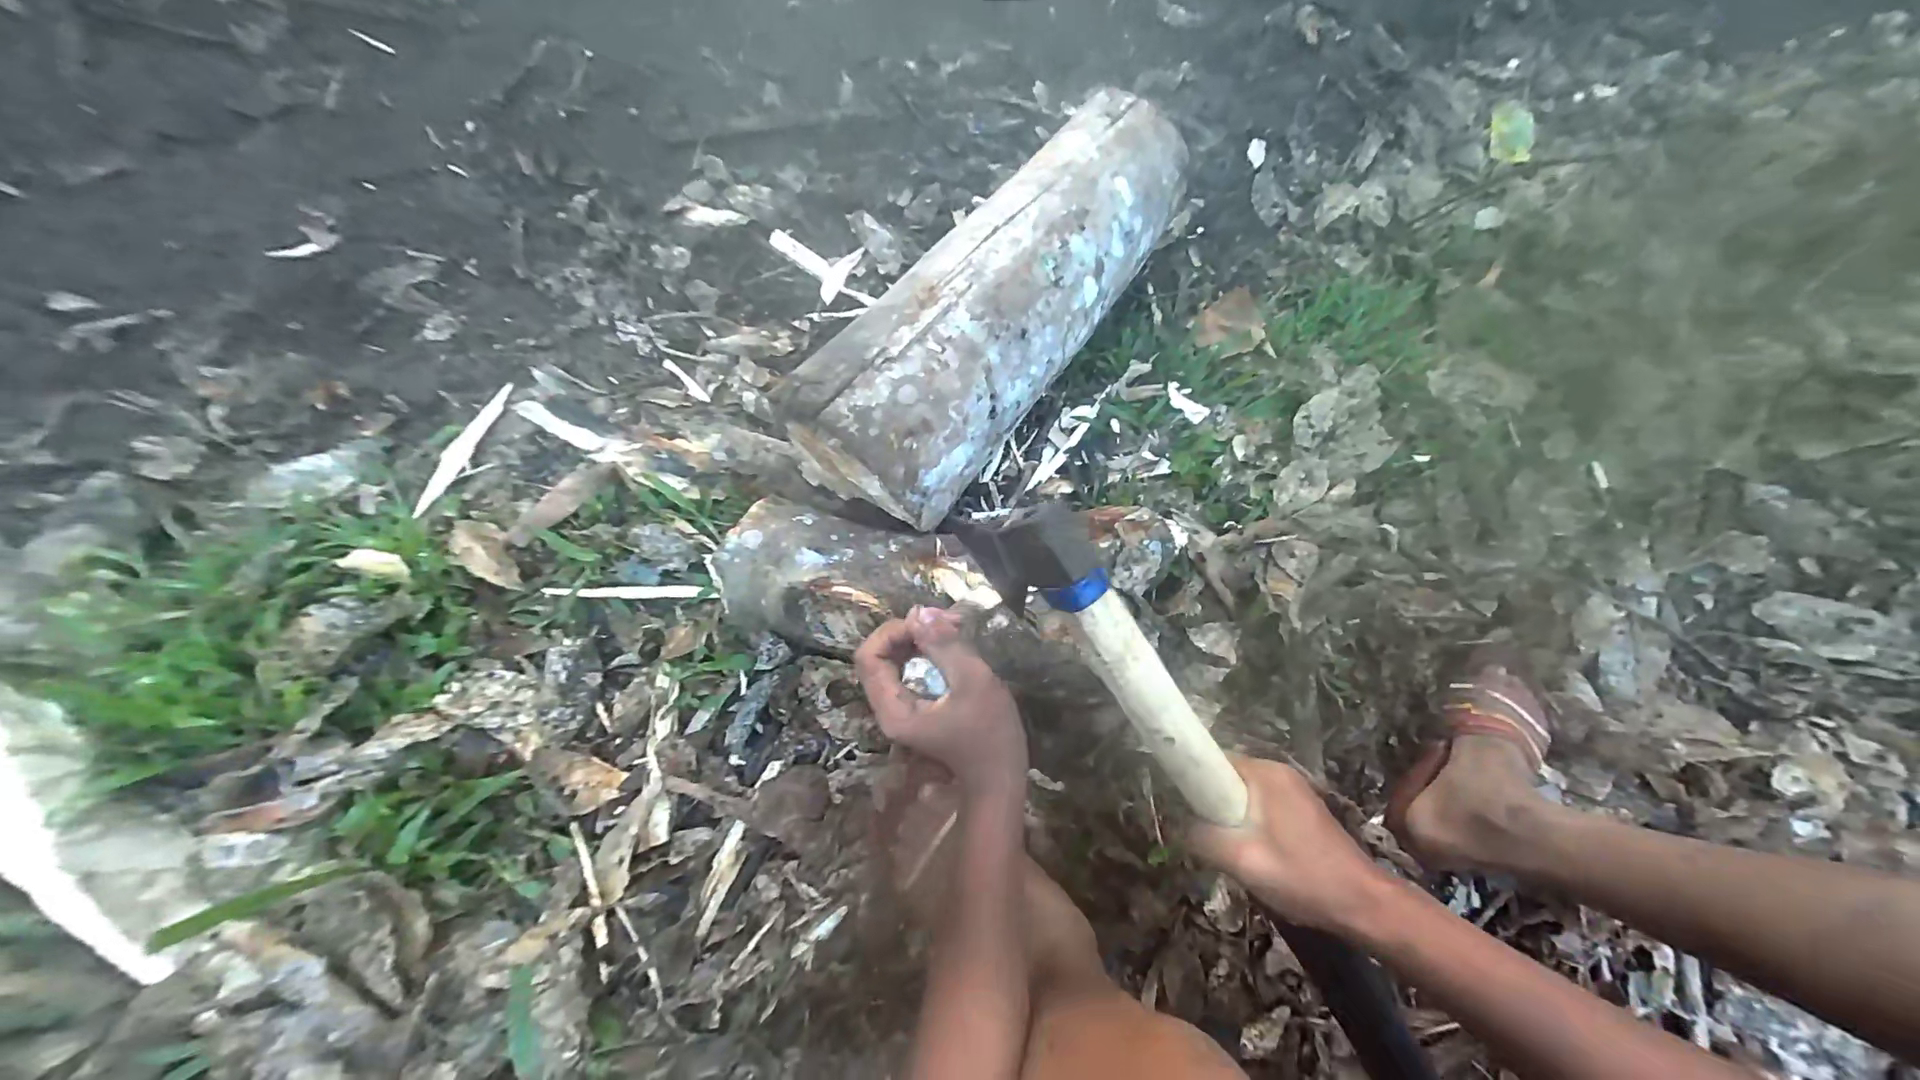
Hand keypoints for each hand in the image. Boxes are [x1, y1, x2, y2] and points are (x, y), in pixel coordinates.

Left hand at [853, 606, 1027, 798]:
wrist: (1001, 781)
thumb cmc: (990, 735)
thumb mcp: (973, 682)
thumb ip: (945, 646)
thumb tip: (921, 612)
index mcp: (892, 710)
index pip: (868, 656)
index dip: (893, 631)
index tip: (928, 623)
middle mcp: (888, 710)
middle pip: (878, 656)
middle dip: (908, 631)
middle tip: (944, 620)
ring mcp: (902, 710)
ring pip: (894, 661)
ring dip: (918, 639)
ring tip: (951, 626)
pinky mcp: (918, 707)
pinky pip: (909, 670)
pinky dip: (926, 652)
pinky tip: (950, 643)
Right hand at [1188, 756, 1390, 932]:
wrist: (1365, 906)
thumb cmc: (1303, 877)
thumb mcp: (1242, 860)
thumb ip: (1201, 836)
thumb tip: (1175, 824)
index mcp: (1264, 773)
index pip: (1209, 758)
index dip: (1187, 777)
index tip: (1174, 804)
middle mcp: (1277, 771)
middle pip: (1223, 776)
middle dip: (1208, 803)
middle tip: (1202, 835)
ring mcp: (1290, 788)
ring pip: (1239, 793)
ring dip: (1227, 816)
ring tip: (1225, 847)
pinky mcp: (1298, 807)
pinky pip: (1256, 804)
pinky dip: (1245, 822)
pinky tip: (1249, 851)